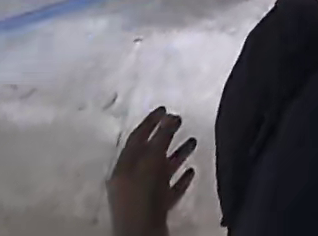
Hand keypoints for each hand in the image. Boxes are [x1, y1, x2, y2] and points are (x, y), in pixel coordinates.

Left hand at [107, 107, 195, 235]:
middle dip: (165, 135)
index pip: (136, 137)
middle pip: (149, 152)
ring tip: (193, 141)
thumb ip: (161, 138)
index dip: (150, 121)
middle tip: (180, 119)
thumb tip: (171, 115)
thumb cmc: (142, 197)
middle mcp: (131, 180)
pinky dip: (179, 178)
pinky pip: (168, 189)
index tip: (165, 107)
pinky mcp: (156, 210)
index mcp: (124, 167)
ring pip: (161, 170)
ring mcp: (143, 196)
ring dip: (177, 155)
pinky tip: (191, 171)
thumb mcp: (151, 162)